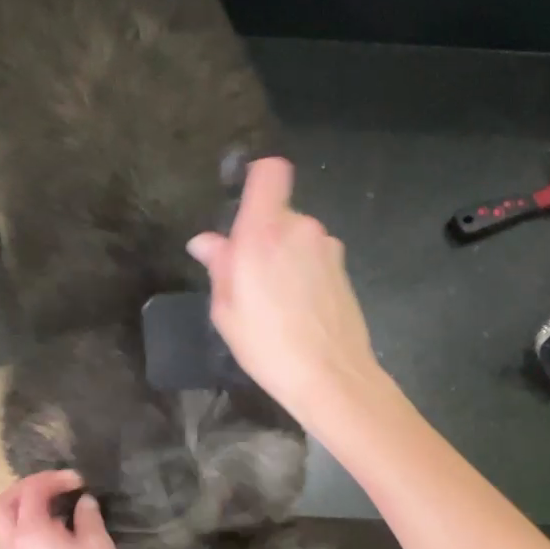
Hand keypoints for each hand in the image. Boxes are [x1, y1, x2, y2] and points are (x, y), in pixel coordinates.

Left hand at [0, 470, 124, 548]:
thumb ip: (88, 517)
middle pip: (3, 502)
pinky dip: (24, 524)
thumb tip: (82, 502)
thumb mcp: (98, 546)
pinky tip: (53, 530)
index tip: (79, 481)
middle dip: (26, 487)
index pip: (31, 490)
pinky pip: (11, 538)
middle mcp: (12, 543)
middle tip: (55, 486)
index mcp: (30, 531)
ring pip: (3, 522)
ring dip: (22, 506)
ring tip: (54, 506)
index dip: (54, 478)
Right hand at [187, 157, 381, 421]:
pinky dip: (304, 275)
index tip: (244, 208)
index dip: (256, 179)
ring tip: (275, 302)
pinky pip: (314, 259)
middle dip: (263, 237)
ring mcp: (327, 247)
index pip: (269, 172)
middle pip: (279, 213)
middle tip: (248, 281)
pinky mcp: (343, 269)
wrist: (329, 376)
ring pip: (297, 239)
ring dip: (284, 259)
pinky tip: (298, 311)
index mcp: (264, 231)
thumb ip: (219, 265)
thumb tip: (205, 241)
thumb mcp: (226, 309)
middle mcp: (300, 228)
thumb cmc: (267, 344)